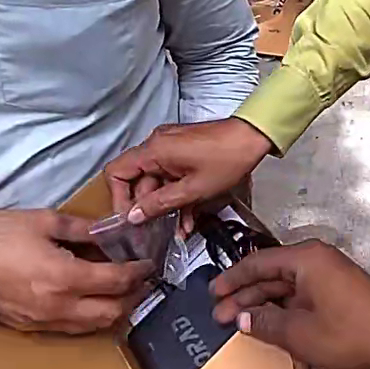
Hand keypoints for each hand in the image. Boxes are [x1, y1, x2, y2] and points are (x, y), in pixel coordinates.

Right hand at [0, 209, 156, 334]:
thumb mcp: (42, 221)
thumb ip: (81, 228)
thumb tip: (107, 230)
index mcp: (64, 278)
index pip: (116, 282)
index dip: (138, 272)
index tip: (148, 263)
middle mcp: (57, 308)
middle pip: (112, 312)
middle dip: (133, 297)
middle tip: (141, 279)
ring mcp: (42, 322)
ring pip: (92, 326)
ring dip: (114, 311)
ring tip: (122, 291)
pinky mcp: (28, 327)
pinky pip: (71, 328)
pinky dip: (90, 317)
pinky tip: (89, 300)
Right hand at [107, 118, 273, 225]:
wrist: (253, 137)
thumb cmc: (226, 159)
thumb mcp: (193, 190)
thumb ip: (160, 204)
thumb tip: (133, 216)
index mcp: (154, 150)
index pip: (116, 172)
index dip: (118, 198)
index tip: (130, 219)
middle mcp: (156, 145)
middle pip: (137, 180)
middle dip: (147, 208)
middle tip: (154, 231)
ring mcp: (170, 148)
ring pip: (156, 182)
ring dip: (165, 206)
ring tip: (179, 230)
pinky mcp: (182, 152)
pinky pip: (170, 176)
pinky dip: (176, 195)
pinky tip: (188, 219)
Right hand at [210, 239, 369, 368]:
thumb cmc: (356, 334)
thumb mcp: (299, 334)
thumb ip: (265, 323)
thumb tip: (244, 319)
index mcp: (305, 259)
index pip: (256, 263)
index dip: (232, 280)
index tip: (215, 292)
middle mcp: (317, 261)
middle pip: (271, 278)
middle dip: (248, 301)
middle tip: (225, 316)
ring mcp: (332, 277)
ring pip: (289, 293)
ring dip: (272, 317)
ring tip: (254, 335)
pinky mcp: (343, 294)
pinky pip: (308, 303)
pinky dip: (296, 323)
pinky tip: (295, 352)